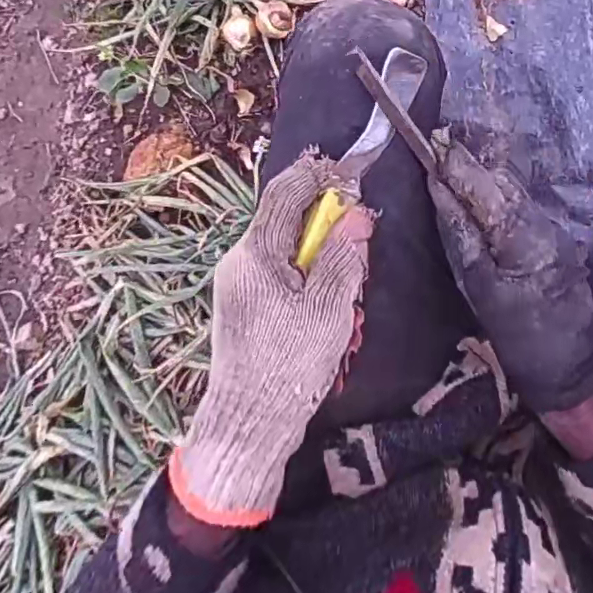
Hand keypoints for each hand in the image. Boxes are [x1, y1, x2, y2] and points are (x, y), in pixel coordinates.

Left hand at [169, 152, 372, 528]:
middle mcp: (238, 259)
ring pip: (282, 247)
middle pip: (283, 219)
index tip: (347, 171)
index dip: (316, 176)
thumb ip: (343, 256)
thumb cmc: (290, 364)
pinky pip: (277, 270)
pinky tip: (324, 296)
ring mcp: (236, 282)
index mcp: (254, 253)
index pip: (284, 194)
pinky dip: (304, 271)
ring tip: (346, 272)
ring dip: (315, 248)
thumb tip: (356, 215)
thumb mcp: (329, 307)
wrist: (249, 421)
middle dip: (321, 218)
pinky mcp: (242, 303)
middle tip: (356, 229)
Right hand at [427, 140, 592, 416]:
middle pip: (503, 180)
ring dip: (484, 167)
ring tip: (454, 151)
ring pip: (513, 188)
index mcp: (523, 237)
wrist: (567, 363)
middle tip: (441, 137)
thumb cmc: (517, 333)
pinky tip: (478, 179)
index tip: (435, 142)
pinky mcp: (553, 234)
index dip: (459, 165)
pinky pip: (519, 201)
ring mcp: (552, 227)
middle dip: (472, 157)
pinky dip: (496, 186)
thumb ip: (460, 233)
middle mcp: (543, 223)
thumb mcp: (479, 286)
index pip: (485, 189)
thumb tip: (439, 189)